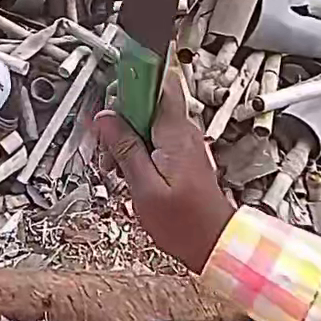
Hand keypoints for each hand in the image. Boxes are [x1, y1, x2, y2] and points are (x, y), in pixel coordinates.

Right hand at [95, 68, 235, 272]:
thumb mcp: (144, 187)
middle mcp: (181, 131)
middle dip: (119, 117)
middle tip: (107, 143)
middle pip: (144, 101)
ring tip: (117, 163)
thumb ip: (124, 148)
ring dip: (124, 135)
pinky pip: (150, 136)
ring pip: (144, 119)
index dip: (134, 77)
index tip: (115, 80)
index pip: (159, 83)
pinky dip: (134, 147)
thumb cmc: (185, 223)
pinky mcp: (178, 152)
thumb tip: (105, 119)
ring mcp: (181, 141)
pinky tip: (128, 169)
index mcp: (174, 134)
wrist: (214, 243)